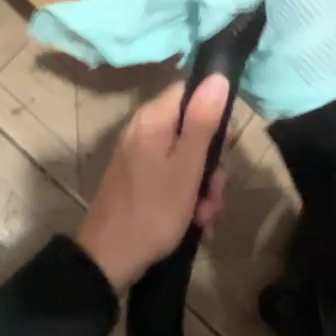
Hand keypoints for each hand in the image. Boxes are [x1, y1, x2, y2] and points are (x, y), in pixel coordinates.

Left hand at [75, 75, 230, 289]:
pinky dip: (188, 198)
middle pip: (192, 128)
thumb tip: (217, 76)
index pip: (190, 90)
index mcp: (153, 119)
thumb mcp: (187, 167)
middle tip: (216, 191)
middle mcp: (145, 130)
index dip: (214, 111)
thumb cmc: (153, 210)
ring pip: (187, 158)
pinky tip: (196, 224)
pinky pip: (173, 177)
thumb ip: (203, 121)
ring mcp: (141, 156)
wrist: (109, 259)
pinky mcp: (140, 179)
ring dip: (204, 187)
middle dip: (212, 162)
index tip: (227, 142)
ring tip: (206, 217)